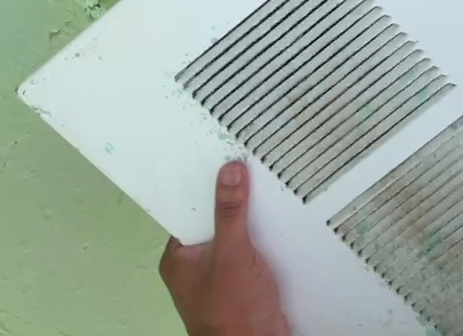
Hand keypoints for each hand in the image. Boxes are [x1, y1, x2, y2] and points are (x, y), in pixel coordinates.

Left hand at [160, 161, 290, 335]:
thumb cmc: (230, 308)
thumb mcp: (231, 254)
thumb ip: (230, 212)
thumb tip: (229, 169)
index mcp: (179, 256)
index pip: (191, 208)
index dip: (208, 182)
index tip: (227, 153)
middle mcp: (197, 261)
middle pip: (217, 216)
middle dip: (237, 194)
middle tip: (255, 159)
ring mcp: (222, 268)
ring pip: (238, 228)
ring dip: (254, 212)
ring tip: (273, 178)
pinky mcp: (245, 275)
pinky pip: (254, 242)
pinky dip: (266, 229)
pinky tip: (283, 211)